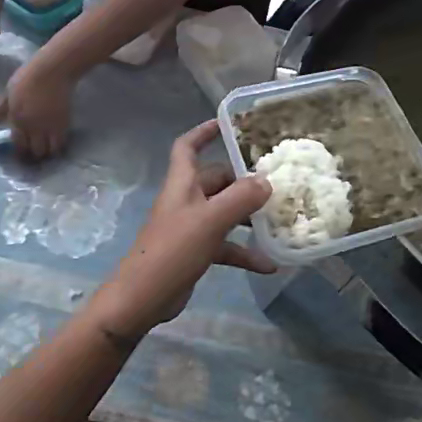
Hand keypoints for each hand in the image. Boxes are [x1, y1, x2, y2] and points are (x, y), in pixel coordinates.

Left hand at [0, 58, 74, 160]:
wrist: (53, 70)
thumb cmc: (27, 78)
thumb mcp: (7, 92)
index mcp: (17, 119)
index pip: (18, 144)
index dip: (20, 154)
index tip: (21, 157)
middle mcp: (33, 127)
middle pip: (35, 151)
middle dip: (34, 157)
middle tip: (35, 156)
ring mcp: (50, 126)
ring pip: (50, 150)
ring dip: (48, 154)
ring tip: (47, 152)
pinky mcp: (64, 123)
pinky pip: (61, 142)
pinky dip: (59, 146)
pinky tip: (57, 143)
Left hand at [89, 121, 275, 340]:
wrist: (143, 297)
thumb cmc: (173, 249)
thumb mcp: (211, 220)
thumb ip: (240, 198)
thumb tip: (267, 181)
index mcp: (182, 184)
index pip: (188, 147)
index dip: (203, 131)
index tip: (227, 123)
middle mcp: (187, 200)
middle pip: (216, 180)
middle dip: (243, 180)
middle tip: (275, 179)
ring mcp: (191, 227)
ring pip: (225, 212)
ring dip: (249, 216)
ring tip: (278, 217)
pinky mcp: (196, 251)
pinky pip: (226, 245)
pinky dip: (245, 252)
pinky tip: (269, 264)